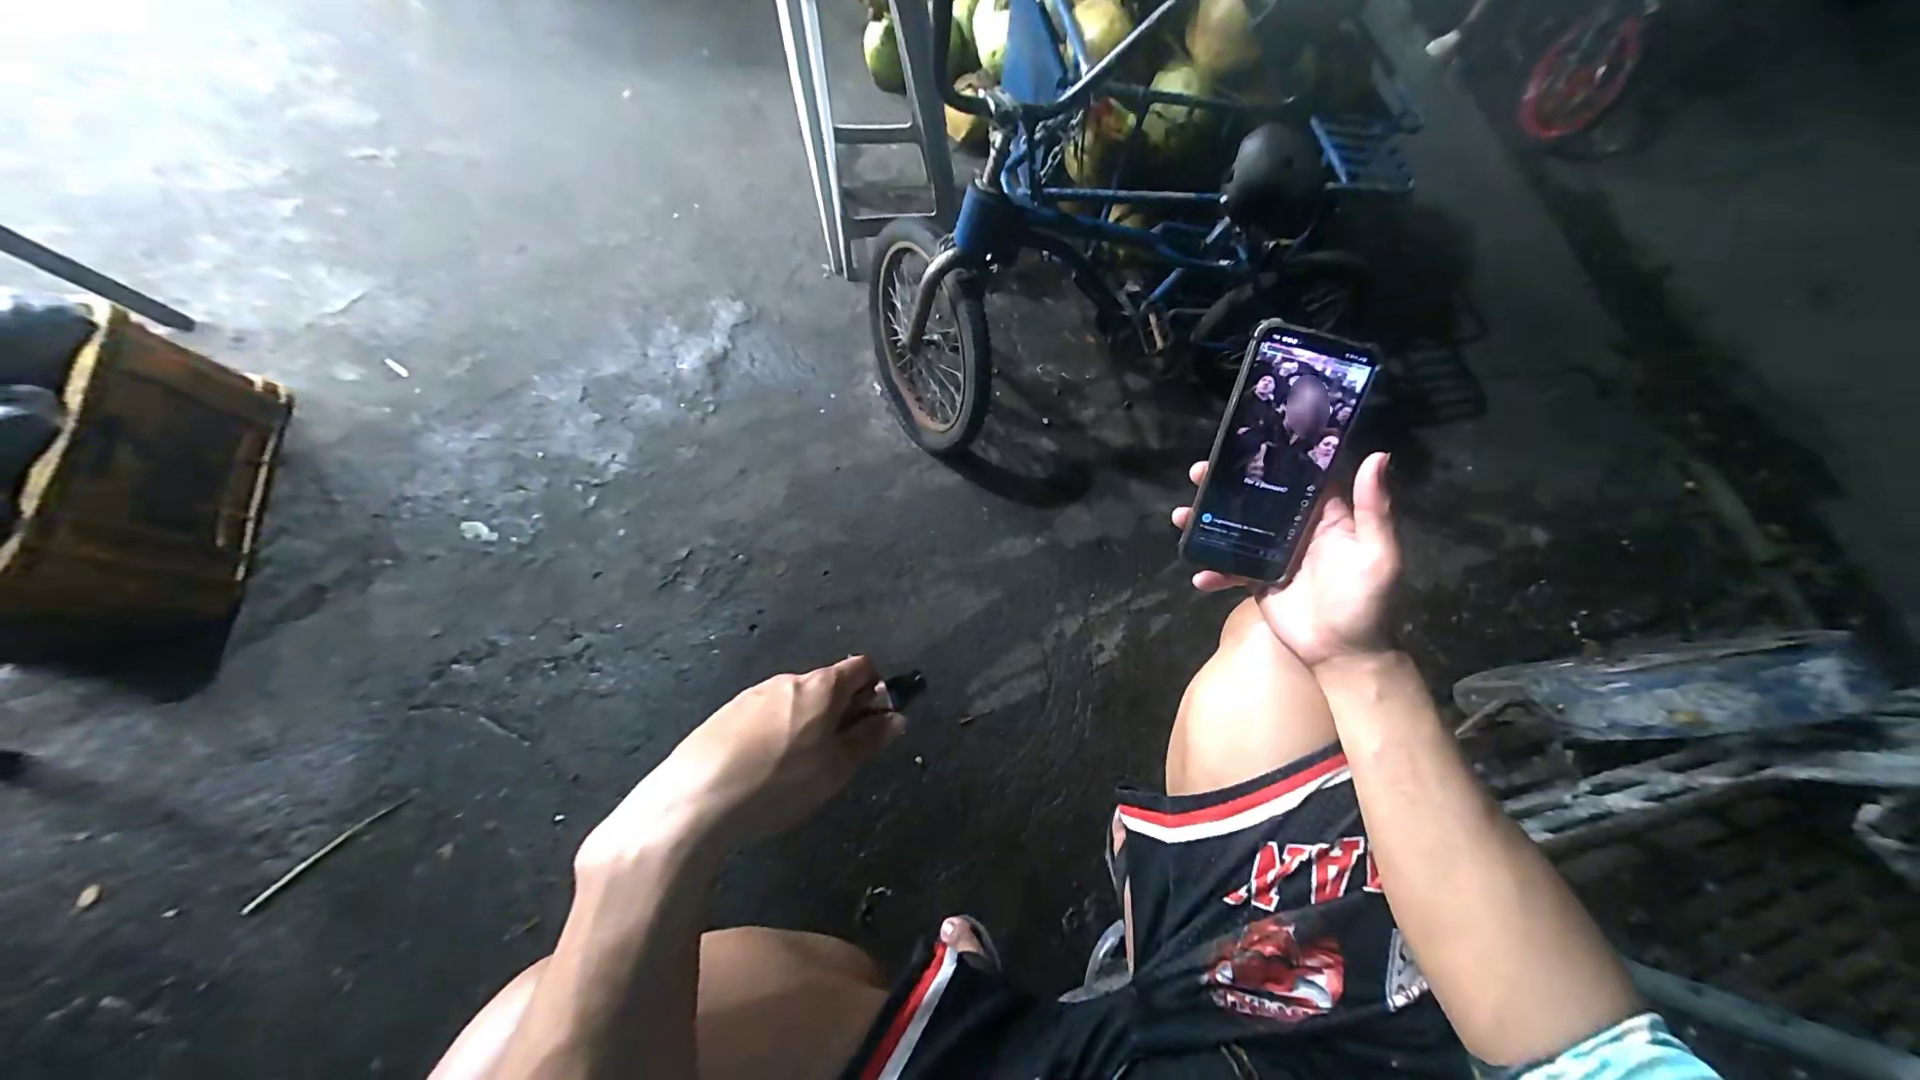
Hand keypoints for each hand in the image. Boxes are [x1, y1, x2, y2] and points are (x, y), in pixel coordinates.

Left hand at [579, 657, 902, 864]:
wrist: (691, 802)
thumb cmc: (779, 784)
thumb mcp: (836, 769)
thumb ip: (869, 740)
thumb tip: (896, 717)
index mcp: (821, 686)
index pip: (863, 667)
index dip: (876, 691)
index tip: (872, 726)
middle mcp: (787, 679)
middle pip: (829, 685)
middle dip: (842, 713)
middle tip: (837, 757)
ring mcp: (752, 695)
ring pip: (796, 702)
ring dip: (808, 724)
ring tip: (795, 772)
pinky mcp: (724, 715)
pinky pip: (765, 715)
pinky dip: (776, 734)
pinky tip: (761, 772)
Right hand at [1173, 452, 1398, 667]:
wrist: (1342, 653)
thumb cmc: (1366, 602)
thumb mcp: (1378, 554)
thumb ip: (1373, 509)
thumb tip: (1377, 455)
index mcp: (1324, 516)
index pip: (1296, 478)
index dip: (1270, 457)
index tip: (1242, 444)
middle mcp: (1294, 529)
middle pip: (1255, 499)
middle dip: (1223, 486)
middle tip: (1197, 474)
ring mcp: (1271, 554)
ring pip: (1234, 529)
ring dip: (1205, 522)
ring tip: (1181, 516)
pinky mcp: (1255, 579)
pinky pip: (1228, 569)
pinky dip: (1212, 572)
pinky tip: (1199, 576)